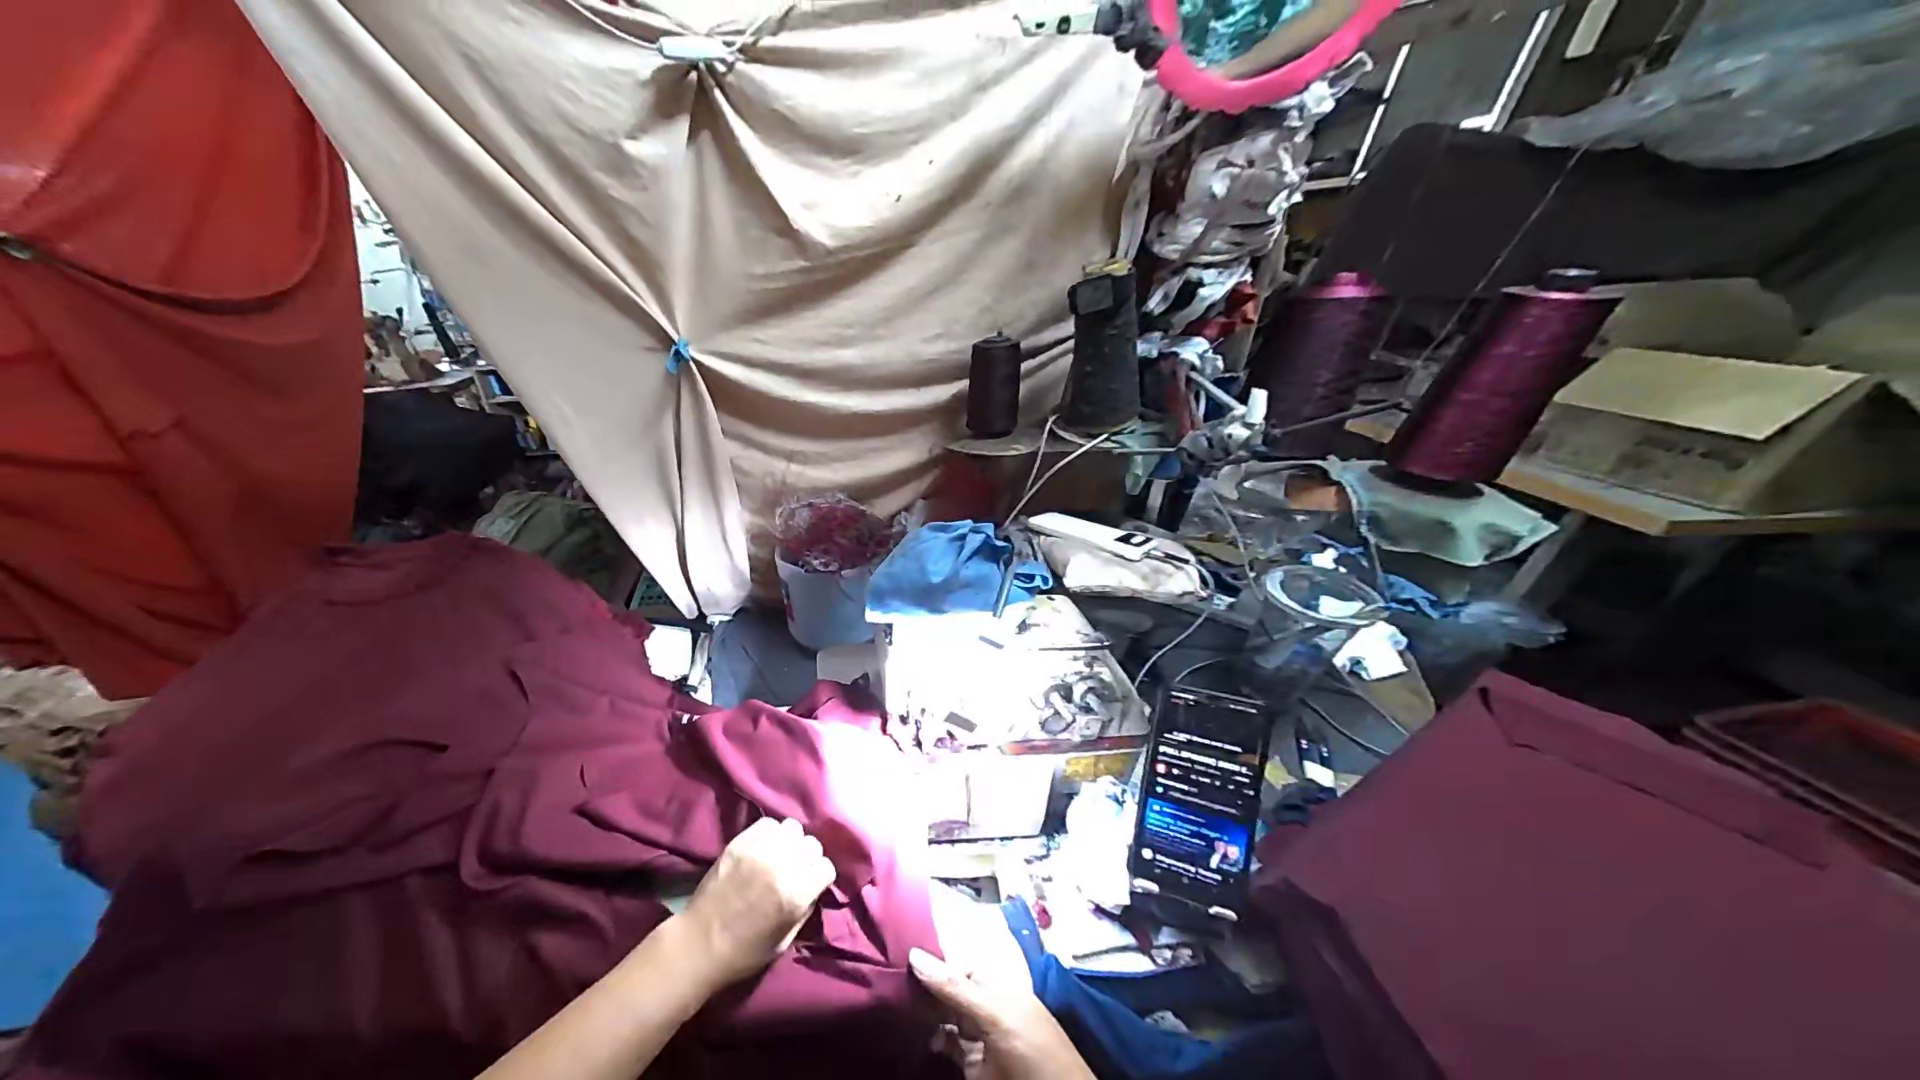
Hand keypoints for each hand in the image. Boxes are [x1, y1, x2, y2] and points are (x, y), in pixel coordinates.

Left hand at [676, 817, 836, 989]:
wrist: (697, 945)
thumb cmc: (744, 952)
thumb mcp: (786, 940)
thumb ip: (806, 908)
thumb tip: (814, 885)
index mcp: (796, 894)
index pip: (826, 867)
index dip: (820, 877)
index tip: (811, 884)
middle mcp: (783, 865)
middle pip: (812, 844)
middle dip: (807, 858)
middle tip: (794, 870)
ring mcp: (760, 850)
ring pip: (792, 828)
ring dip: (789, 843)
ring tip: (779, 856)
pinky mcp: (739, 842)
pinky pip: (768, 824)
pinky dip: (770, 834)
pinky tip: (763, 849)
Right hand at [910, 947, 1093, 1079]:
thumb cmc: (1030, 1048)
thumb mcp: (994, 1014)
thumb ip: (955, 988)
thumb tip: (915, 955)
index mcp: (998, 986)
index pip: (960, 966)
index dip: (934, 961)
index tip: (901, 955)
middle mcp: (988, 1007)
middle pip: (951, 991)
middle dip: (925, 987)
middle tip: (892, 981)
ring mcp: (981, 1038)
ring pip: (946, 1019)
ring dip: (926, 1015)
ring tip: (898, 1006)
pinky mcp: (974, 1067)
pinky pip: (948, 1046)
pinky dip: (932, 1040)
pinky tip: (917, 1036)